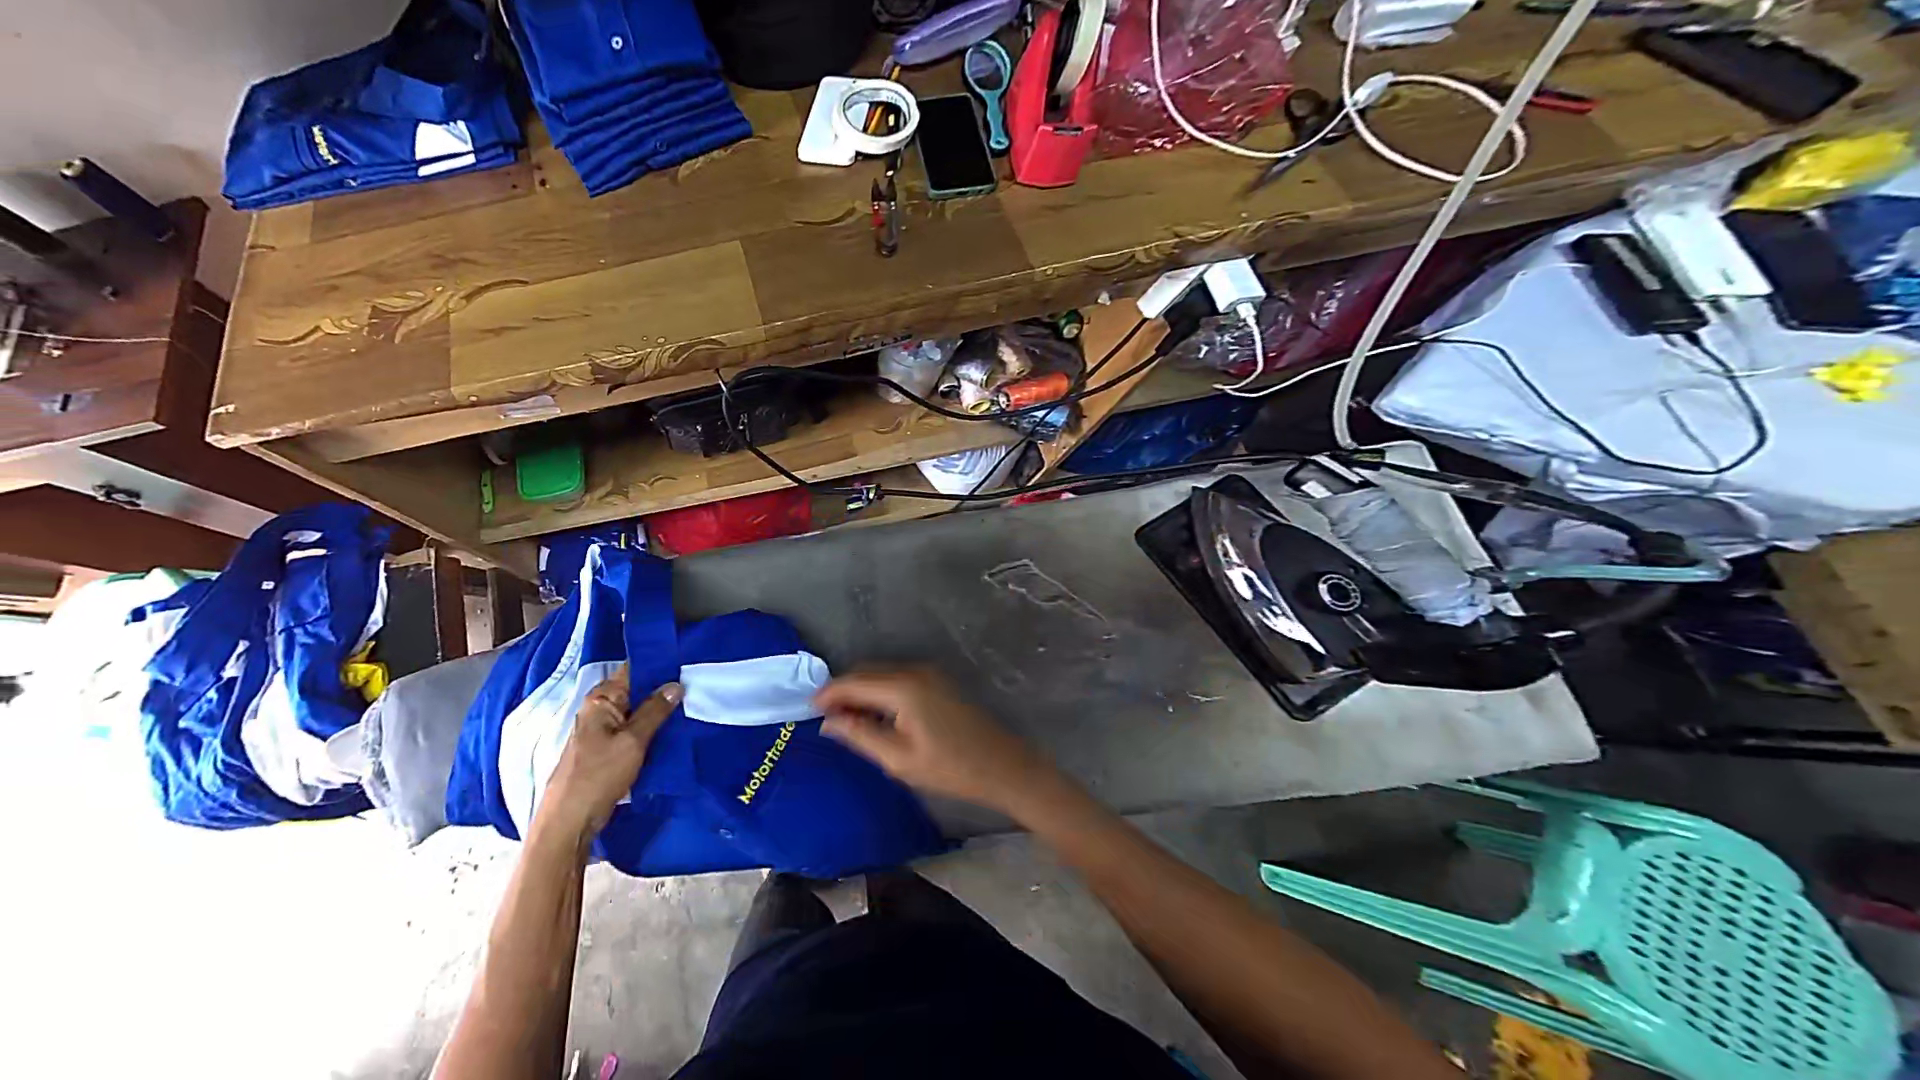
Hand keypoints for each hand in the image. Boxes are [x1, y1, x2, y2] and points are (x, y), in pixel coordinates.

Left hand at [537, 666, 681, 839]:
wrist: (572, 819)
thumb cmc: (599, 775)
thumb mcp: (633, 740)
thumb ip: (655, 710)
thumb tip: (675, 685)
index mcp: (601, 699)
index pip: (633, 670)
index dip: (659, 666)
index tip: (686, 663)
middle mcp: (599, 709)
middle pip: (637, 691)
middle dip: (663, 690)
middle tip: (696, 685)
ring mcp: (603, 729)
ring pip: (638, 712)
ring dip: (660, 712)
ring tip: (691, 705)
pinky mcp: (608, 748)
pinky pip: (635, 730)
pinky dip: (652, 729)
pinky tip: (674, 730)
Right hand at [814, 669, 1062, 814]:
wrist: (1004, 767)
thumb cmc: (951, 768)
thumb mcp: (898, 759)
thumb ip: (860, 735)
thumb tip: (829, 722)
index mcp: (903, 687)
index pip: (853, 682)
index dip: (828, 694)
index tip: (807, 710)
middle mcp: (915, 671)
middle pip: (867, 673)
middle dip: (843, 691)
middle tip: (826, 719)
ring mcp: (930, 673)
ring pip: (882, 675)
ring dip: (862, 692)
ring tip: (847, 721)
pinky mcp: (939, 682)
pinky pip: (898, 680)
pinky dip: (881, 693)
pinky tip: (876, 716)